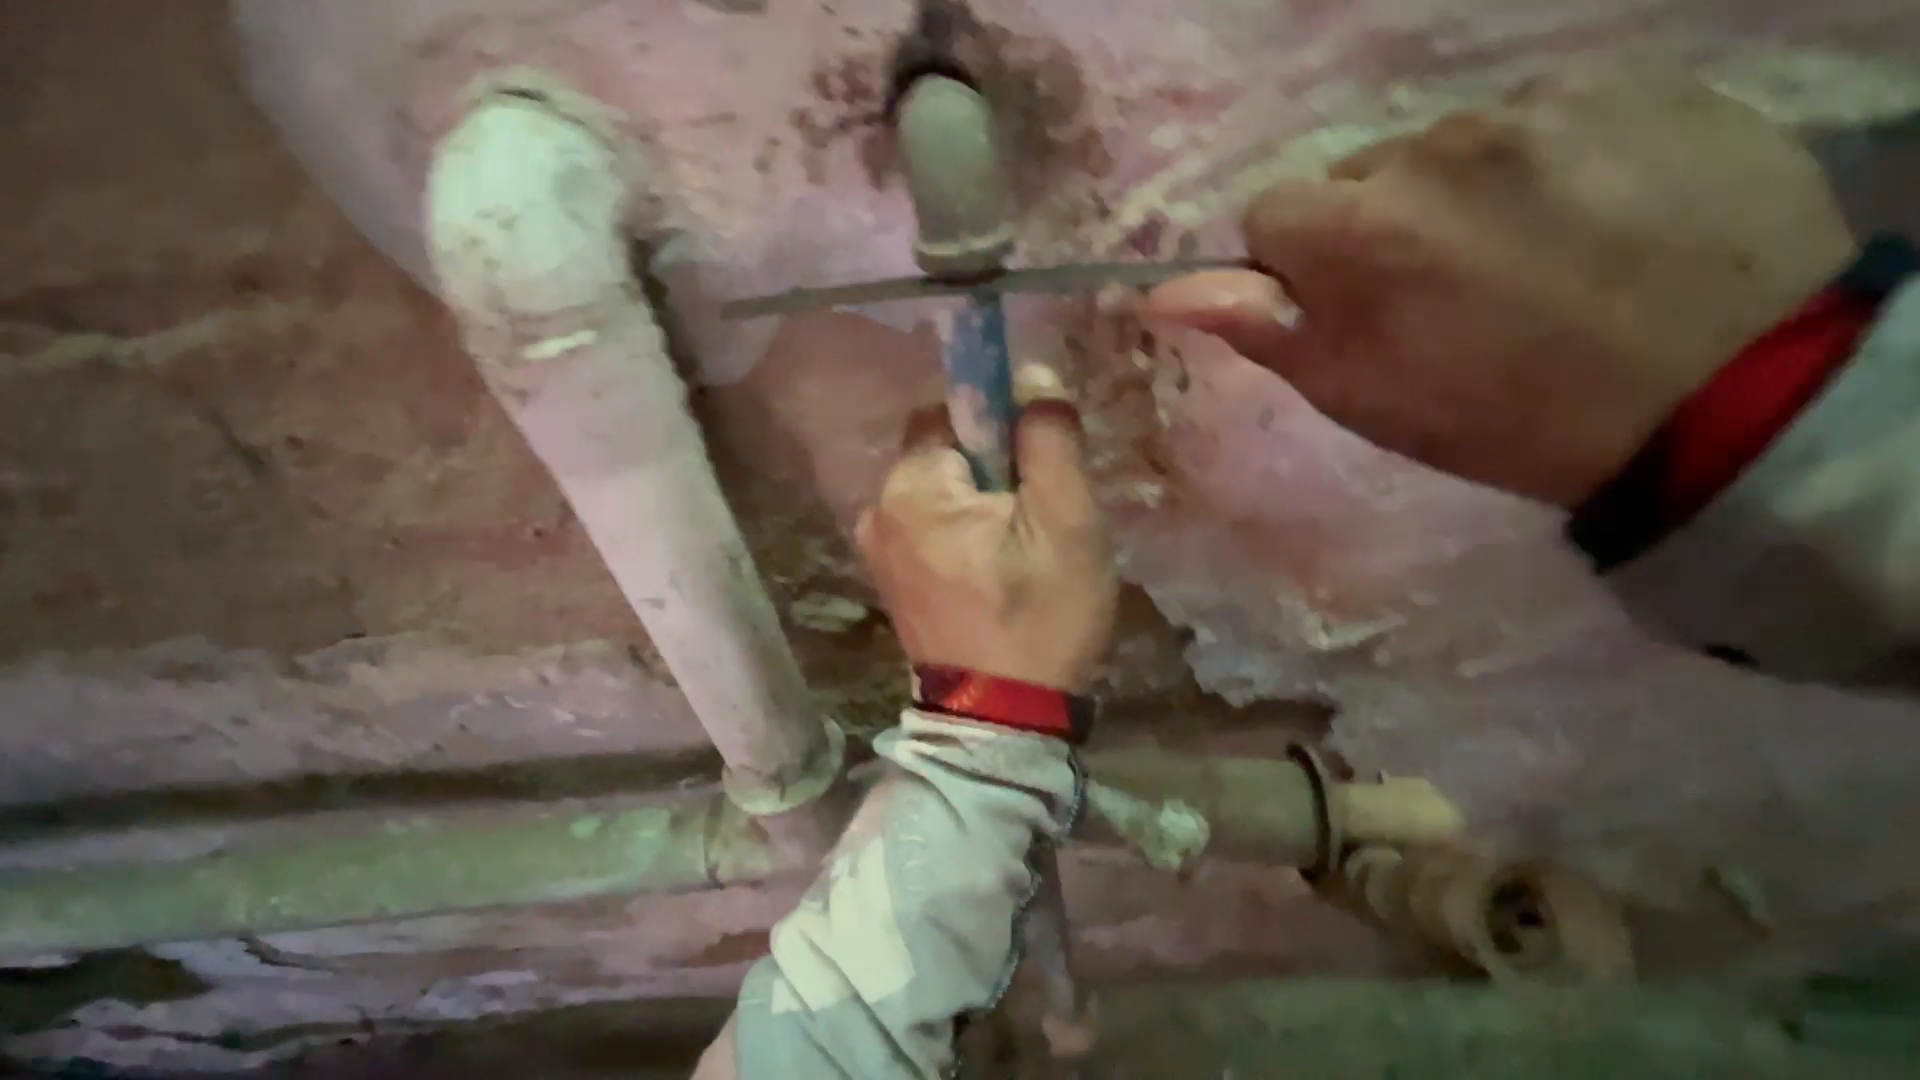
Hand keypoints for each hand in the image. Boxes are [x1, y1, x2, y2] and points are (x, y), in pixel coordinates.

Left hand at [856, 366, 1116, 693]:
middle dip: (994, 464)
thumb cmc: (1038, 617)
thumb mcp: (1066, 523)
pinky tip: (993, 566)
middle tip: (1038, 511)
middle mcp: (877, 507)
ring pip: (939, 488)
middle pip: (943, 448)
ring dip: (981, 499)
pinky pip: (928, 523)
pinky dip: (962, 528)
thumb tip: (1032, 377)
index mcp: (911, 485)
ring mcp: (876, 546)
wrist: (1001, 719)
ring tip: (1020, 545)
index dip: (1001, 419)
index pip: (952, 407)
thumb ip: (1049, 439)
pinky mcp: (888, 576)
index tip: (1039, 459)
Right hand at [1145, 61, 1854, 506]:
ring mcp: (1535, 106)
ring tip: (1526, 254)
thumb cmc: (1502, 416)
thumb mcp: (1361, 395)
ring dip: (1459, 192)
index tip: (1345, 303)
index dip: (1296, 262)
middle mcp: (1432, 144)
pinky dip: (1543, 162)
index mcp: (1357, 228)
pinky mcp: (1628, 83)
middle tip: (1439, 289)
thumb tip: (1162, 293)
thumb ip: (1262, 330)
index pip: (1270, 212)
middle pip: (1358, 175)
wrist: (1721, 393)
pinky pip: (1541, 119)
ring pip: (1448, 146)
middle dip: (1374, 224)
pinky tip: (1590, 215)